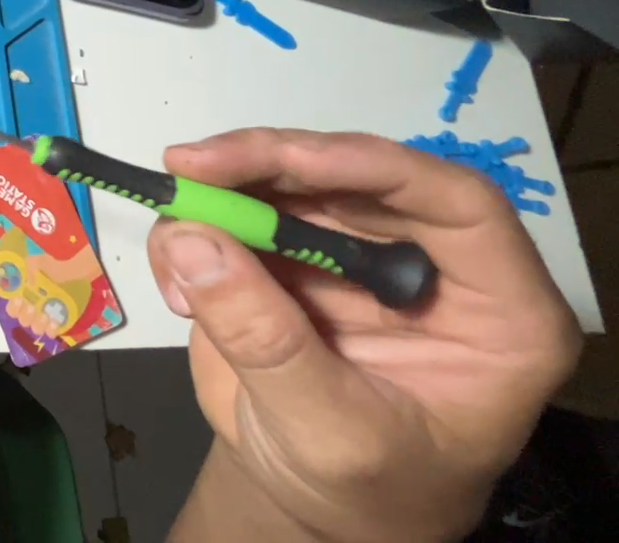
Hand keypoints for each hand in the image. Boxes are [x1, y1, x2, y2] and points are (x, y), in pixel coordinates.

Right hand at [4, 246, 100, 338]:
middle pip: (21, 319)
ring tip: (44, 316)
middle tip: (32, 308)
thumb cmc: (52, 267)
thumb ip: (31, 265)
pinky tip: (54, 321)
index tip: (19, 299)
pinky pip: (50, 332)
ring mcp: (44, 316)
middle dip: (24, 315)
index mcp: (22, 294)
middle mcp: (30, 307)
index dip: (12, 306)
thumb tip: (29, 281)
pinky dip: (50, 329)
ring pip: (34, 328)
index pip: (11, 306)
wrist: (73, 274)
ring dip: (36, 323)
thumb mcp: (39, 260)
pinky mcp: (57, 322)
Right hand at [153, 130, 581, 542]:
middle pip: (343, 175)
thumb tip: (189, 239)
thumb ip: (265, 339)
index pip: (449, 203)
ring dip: (207, 206)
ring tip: (172, 272)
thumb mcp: (328, 429)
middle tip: (184, 167)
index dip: (365, 164)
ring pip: (270, 185)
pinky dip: (179, 238)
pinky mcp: (269, 256)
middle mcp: (412, 261)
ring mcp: (335, 254)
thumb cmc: (363, 485)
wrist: (311, 499)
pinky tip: (173, 293)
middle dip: (260, 164)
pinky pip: (217, 215)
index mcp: (486, 306)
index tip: (277, 159)